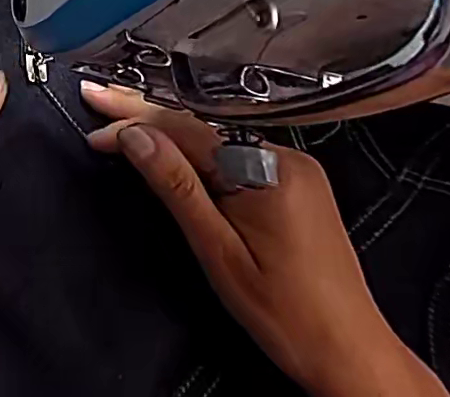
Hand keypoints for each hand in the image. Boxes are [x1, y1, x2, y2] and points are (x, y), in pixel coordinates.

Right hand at [82, 83, 447, 396]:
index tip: (96, 127)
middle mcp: (281, 154)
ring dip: (168, 127)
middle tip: (100, 96)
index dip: (135, 125)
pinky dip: (197, 146)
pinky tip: (172, 143)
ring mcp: (291, 163)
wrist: (353, 353)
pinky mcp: (294, 177)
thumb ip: (177, 187)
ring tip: (124, 114)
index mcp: (264, 169)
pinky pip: (234, 149)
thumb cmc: (287, 314)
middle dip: (144, 111)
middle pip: (199, 125)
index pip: (183, 131)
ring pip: (215, 135)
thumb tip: (136, 137)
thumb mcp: (219, 252)